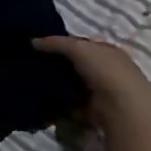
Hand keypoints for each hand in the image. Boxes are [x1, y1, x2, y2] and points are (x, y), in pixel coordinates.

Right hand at [33, 36, 150, 123]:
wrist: (119, 105)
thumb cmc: (104, 69)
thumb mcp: (78, 48)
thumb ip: (56, 43)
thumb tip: (32, 41)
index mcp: (105, 50)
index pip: (79, 44)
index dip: (60, 44)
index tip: (38, 47)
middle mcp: (104, 69)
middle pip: (74, 65)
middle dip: (56, 65)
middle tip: (31, 65)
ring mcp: (98, 90)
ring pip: (71, 84)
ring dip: (56, 85)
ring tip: (33, 83)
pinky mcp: (91, 109)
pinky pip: (70, 104)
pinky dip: (59, 104)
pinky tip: (43, 100)